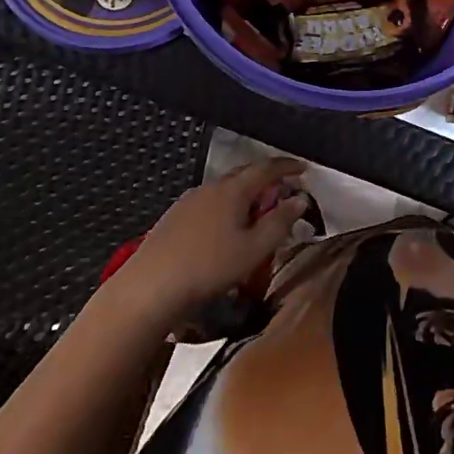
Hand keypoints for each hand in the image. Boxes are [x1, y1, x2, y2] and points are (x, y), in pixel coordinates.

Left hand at [119, 158, 309, 313]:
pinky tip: (227, 226)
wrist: (150, 286)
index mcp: (233, 190)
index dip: (287, 166)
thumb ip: (280, 222)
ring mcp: (189, 200)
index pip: (266, 168)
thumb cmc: (210, 266)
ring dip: (246, 192)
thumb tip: (299, 199)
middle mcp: (210, 187)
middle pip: (244, 173)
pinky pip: (210, 201)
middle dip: (266, 177)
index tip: (303, 168)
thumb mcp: (255, 249)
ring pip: (225, 188)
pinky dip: (228, 204)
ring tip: (257, 210)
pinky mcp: (174, 216)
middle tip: (284, 188)